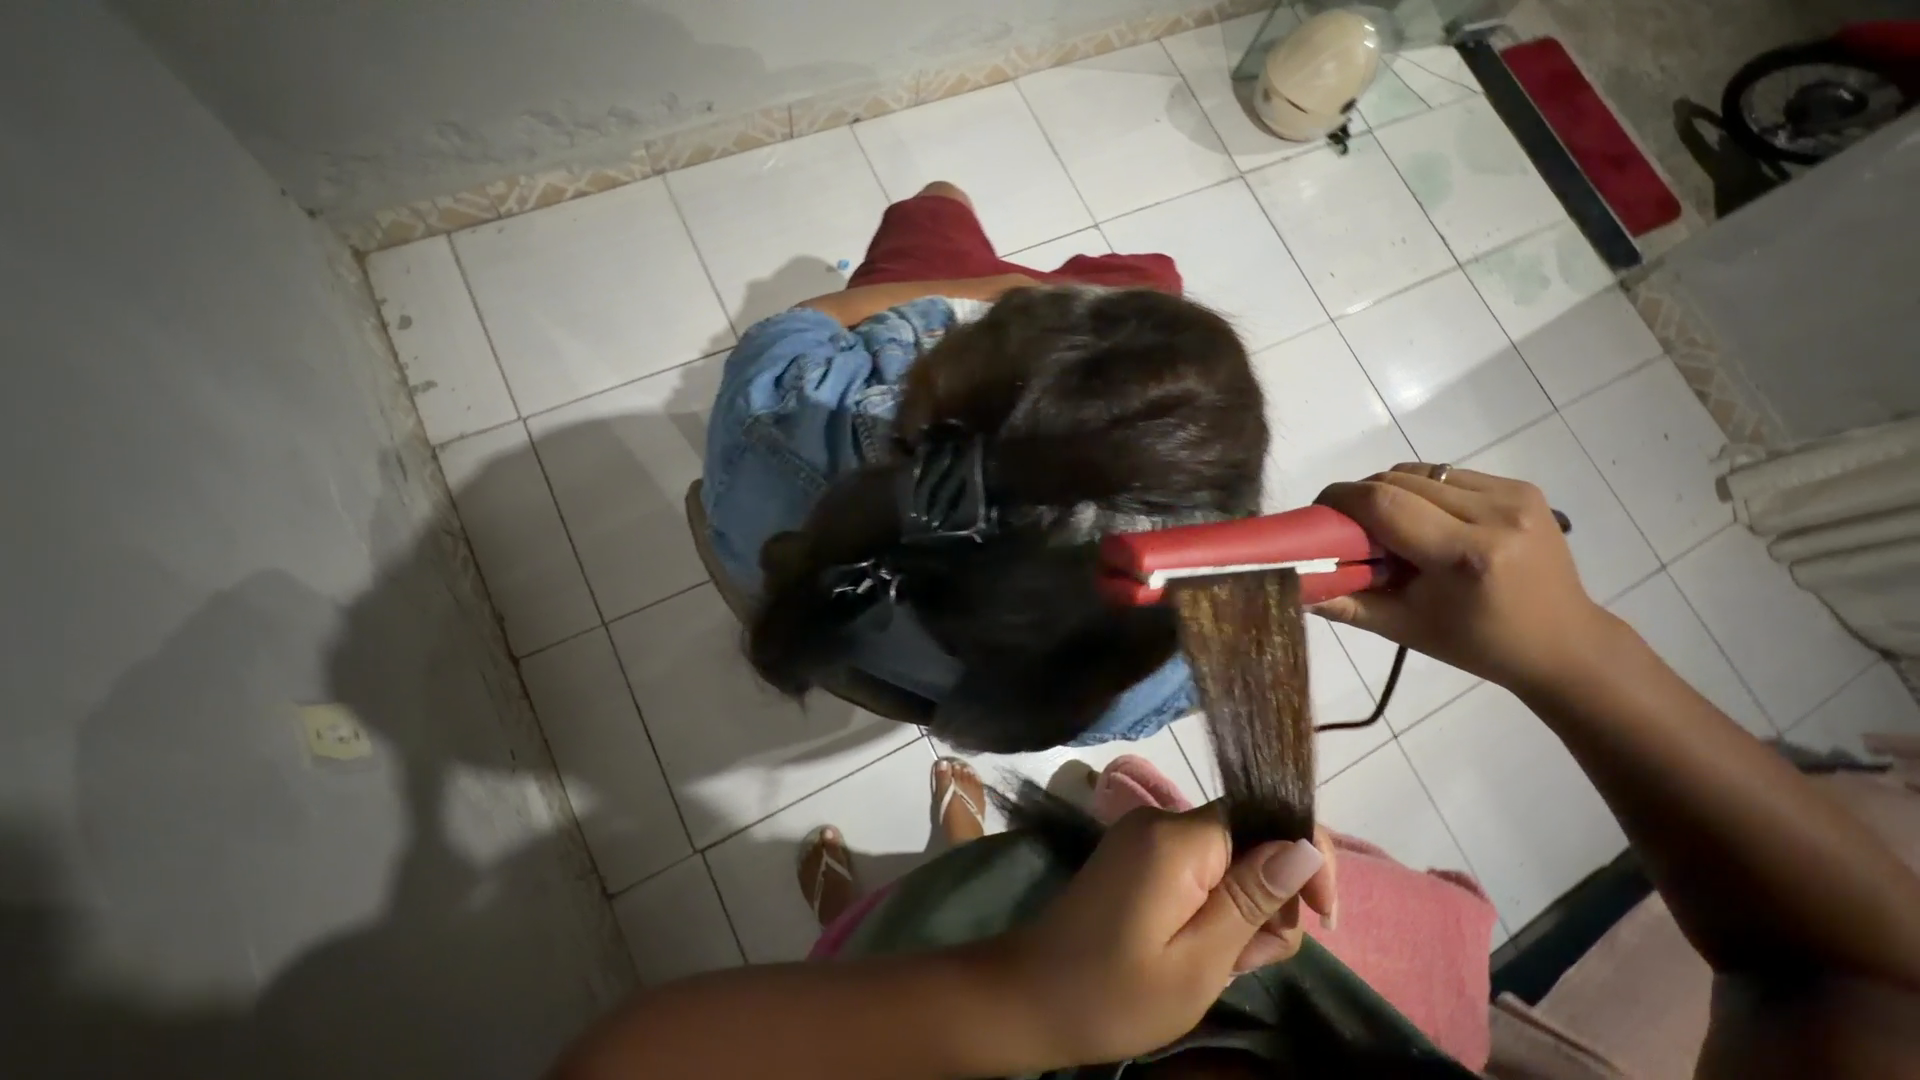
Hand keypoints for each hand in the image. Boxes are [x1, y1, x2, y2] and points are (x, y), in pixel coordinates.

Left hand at [984, 807, 1329, 1067]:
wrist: (1030, 998)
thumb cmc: (1114, 994)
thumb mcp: (1198, 962)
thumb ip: (1252, 898)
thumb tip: (1306, 843)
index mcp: (1176, 838)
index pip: (1267, 815)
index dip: (1304, 860)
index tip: (1321, 922)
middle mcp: (1161, 820)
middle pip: (1251, 840)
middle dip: (1269, 900)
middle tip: (1245, 962)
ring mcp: (1146, 837)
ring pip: (1230, 860)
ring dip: (1242, 914)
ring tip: (1220, 966)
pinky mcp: (1138, 857)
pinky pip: (1200, 871)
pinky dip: (1215, 910)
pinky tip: (1203, 952)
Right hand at [1312, 464, 1623, 692]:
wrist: (1563, 643)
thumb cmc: (1476, 644)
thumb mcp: (1403, 628)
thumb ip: (1344, 601)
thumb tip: (1290, 582)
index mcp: (1466, 556)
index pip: (1384, 503)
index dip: (1339, 500)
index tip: (1315, 516)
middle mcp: (1495, 514)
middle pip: (1397, 480)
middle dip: (1360, 499)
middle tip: (1347, 531)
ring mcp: (1514, 496)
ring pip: (1419, 472)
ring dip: (1389, 493)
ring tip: (1388, 529)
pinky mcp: (1522, 487)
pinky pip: (1447, 475)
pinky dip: (1421, 492)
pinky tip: (1425, 523)